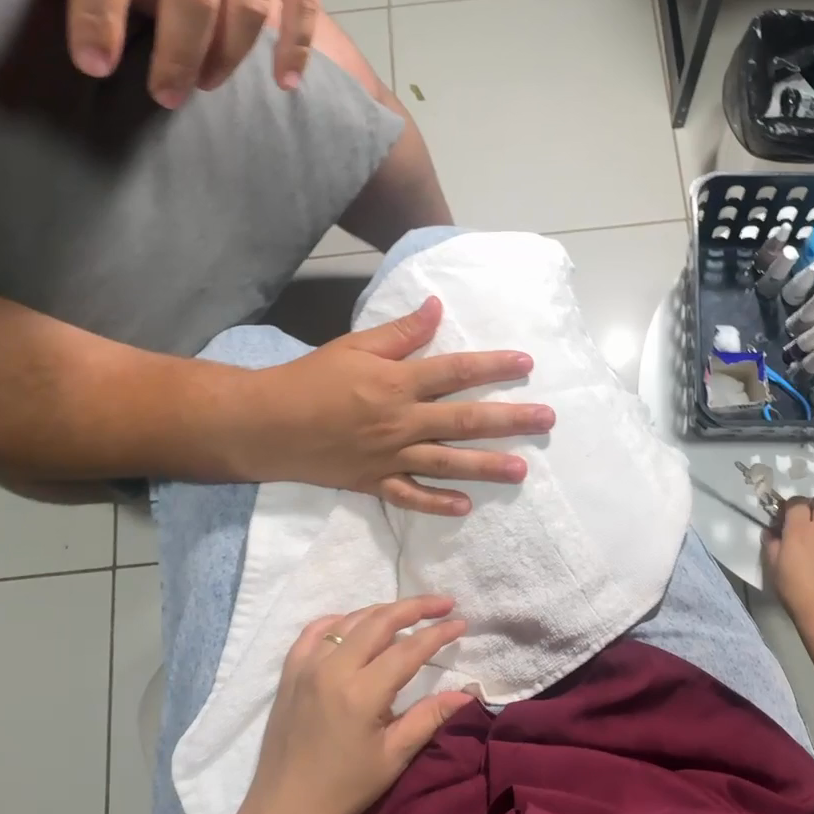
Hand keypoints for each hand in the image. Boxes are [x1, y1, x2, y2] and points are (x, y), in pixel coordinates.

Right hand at [242, 297, 555, 515]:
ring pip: (447, 462)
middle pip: (464, 420)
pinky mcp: (374, 482)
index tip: (527, 364)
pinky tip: (465, 507)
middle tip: (547, 420)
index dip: (493, 366)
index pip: (456, 372)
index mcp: (397, 382)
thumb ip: (400, 332)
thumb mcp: (354, 346)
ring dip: (487, 466)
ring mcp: (389, 456)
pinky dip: (437, 503)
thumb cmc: (311, 378)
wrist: (266, 423)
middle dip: (510, 420)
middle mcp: (401, 421)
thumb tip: (437, 307)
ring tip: (522, 470)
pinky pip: (410, 496)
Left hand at [246, 596, 475, 813]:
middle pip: (380, 620)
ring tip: (410, 614)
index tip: (461, 623)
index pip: (409, 648)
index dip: (438, 633)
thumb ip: (430, 717)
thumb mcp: (394, 756)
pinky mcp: (289, 672)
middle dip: (416, 607)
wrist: (284, 811)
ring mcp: (306, 666)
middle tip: (444, 604)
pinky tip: (357, 624)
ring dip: (383, 612)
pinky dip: (341, 620)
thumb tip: (470, 692)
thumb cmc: (345, 789)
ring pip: (351, 620)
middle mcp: (332, 669)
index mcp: (361, 693)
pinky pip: (316, 630)